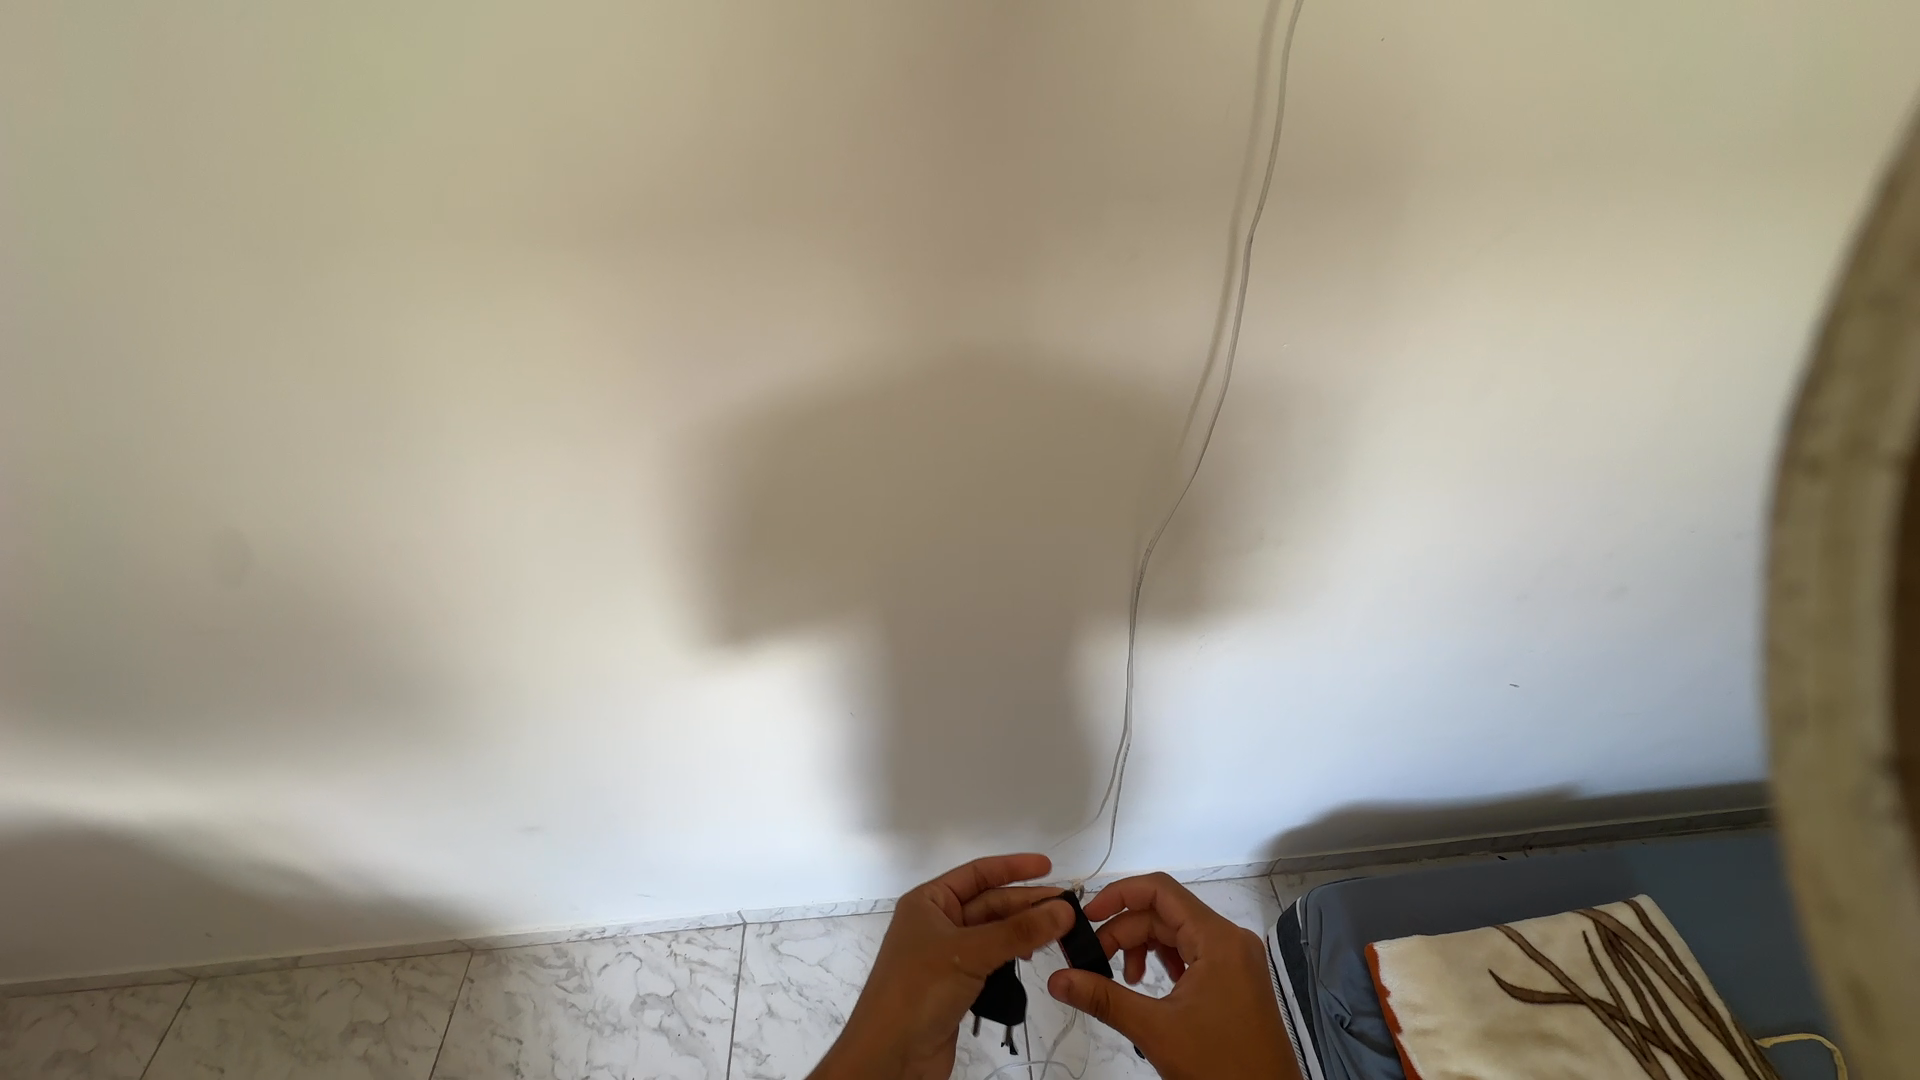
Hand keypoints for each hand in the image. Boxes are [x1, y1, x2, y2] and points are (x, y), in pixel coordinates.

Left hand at [808, 853, 1074, 1079]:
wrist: (889, 1058)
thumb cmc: (919, 990)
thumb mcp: (970, 953)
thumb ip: (1018, 931)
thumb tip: (1064, 909)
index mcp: (929, 900)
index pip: (978, 873)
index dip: (1013, 867)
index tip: (1049, 866)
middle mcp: (937, 921)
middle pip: (990, 904)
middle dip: (1026, 904)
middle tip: (1068, 908)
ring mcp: (946, 954)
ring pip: (993, 933)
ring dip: (1022, 931)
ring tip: (1058, 932)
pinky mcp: (955, 985)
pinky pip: (990, 960)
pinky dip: (1011, 956)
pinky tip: (1031, 956)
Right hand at [1046, 872, 1300, 1079]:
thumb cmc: (1221, 1069)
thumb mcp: (1156, 1031)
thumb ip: (1103, 998)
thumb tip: (1058, 979)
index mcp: (1217, 938)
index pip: (1160, 890)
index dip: (1119, 895)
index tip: (1088, 916)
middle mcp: (1230, 938)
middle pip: (1164, 913)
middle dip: (1125, 931)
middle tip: (1095, 961)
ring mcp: (1236, 959)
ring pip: (1175, 933)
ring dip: (1142, 948)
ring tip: (1122, 979)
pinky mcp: (1236, 979)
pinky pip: (1191, 952)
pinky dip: (1164, 962)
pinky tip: (1148, 985)